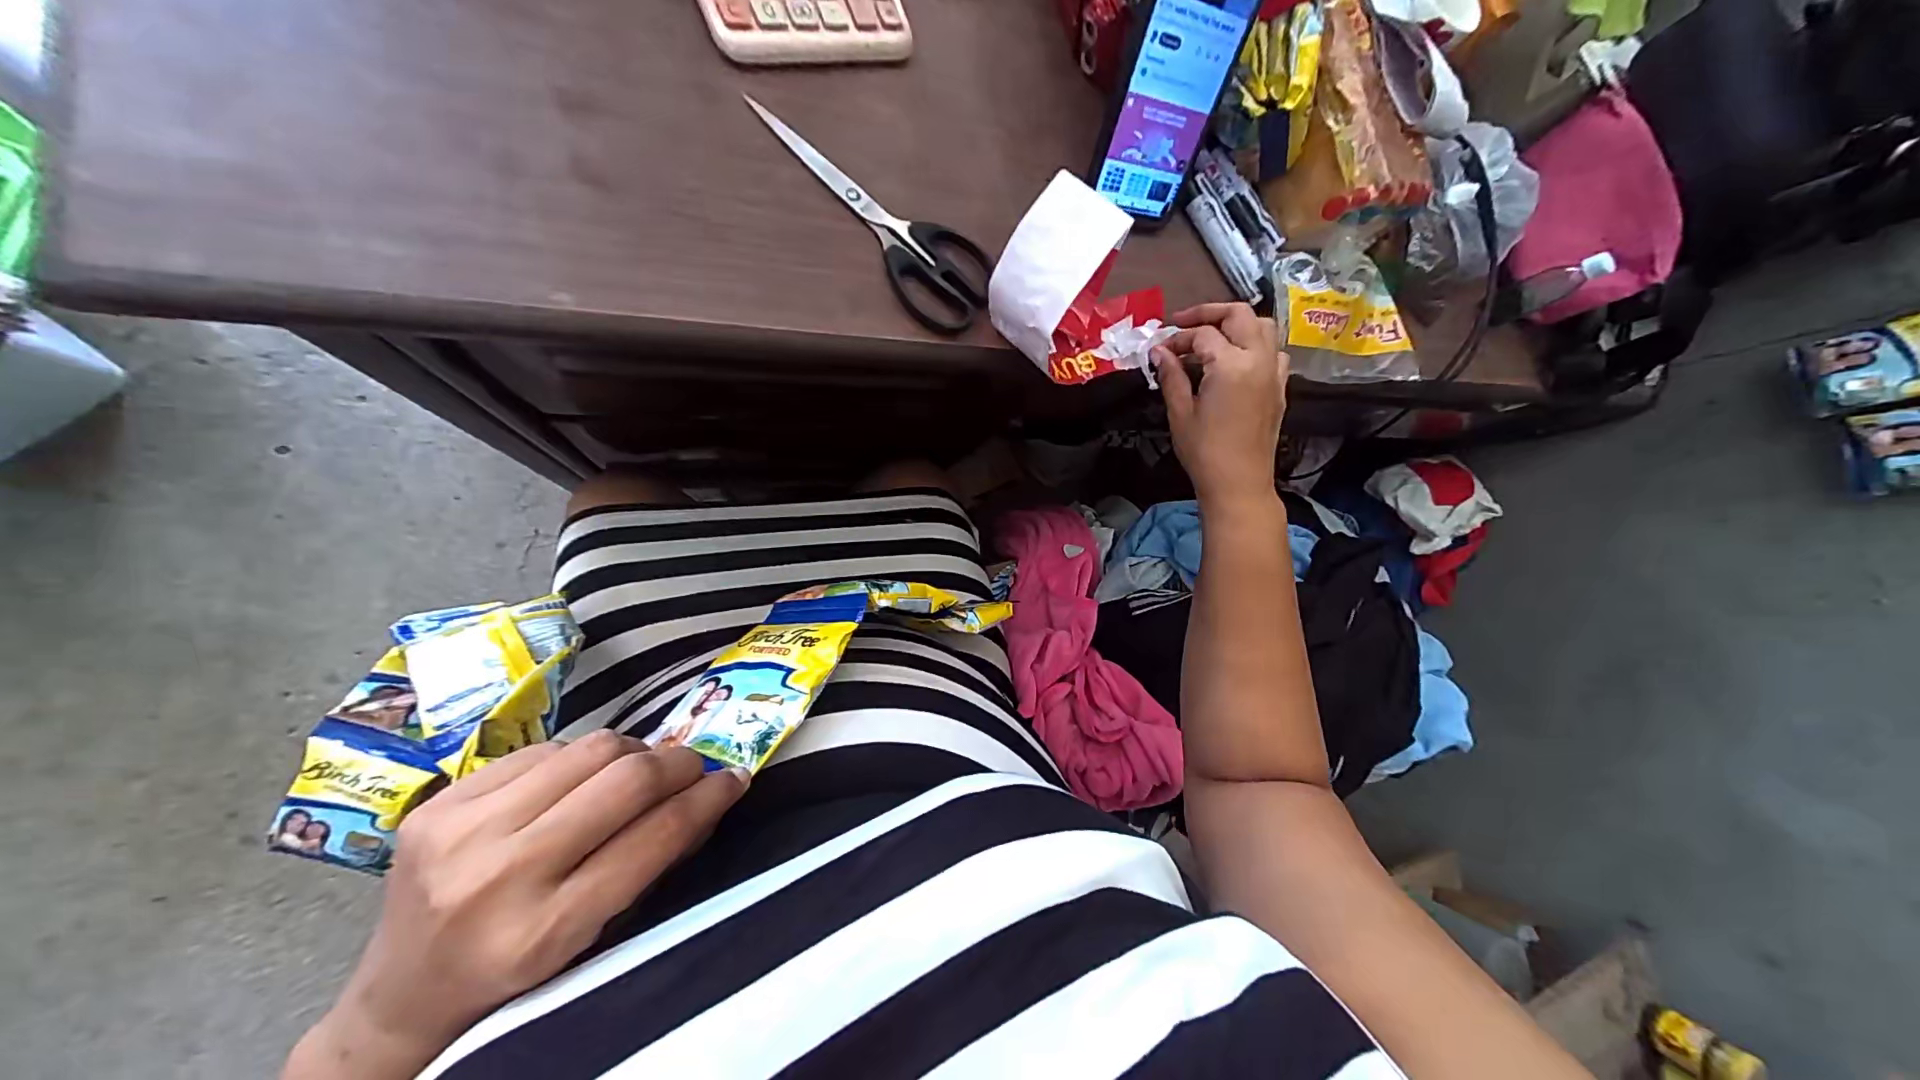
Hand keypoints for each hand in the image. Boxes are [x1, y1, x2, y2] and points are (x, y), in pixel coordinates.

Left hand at [285, 733, 747, 1079]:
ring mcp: (459, 831)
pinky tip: (579, 780)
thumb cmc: (514, 982)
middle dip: (677, 763)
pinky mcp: (438, 802)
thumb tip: (706, 794)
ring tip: (638, 770)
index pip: (651, 839)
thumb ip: (650, 865)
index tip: (734, 778)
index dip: (706, 799)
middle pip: (624, 780)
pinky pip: (543, 749)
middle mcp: (497, 876)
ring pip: (588, 749)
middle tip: (693, 765)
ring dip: (631, 753)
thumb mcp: (591, 940)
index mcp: (543, 932)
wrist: (399, 1000)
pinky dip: (578, 759)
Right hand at [1154, 302, 1288, 508]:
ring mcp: (1274, 372)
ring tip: (1211, 339)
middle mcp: (1258, 359)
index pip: (1202, 335)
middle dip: (1209, 313)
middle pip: (1240, 314)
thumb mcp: (1180, 412)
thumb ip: (1171, 376)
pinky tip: (1235, 361)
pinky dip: (1255, 345)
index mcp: (1231, 364)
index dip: (1177, 338)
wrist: (1239, 484)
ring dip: (1236, 325)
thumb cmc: (1204, 452)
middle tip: (1183, 324)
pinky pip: (1274, 352)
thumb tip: (1159, 351)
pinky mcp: (1280, 387)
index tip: (1159, 349)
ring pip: (1263, 327)